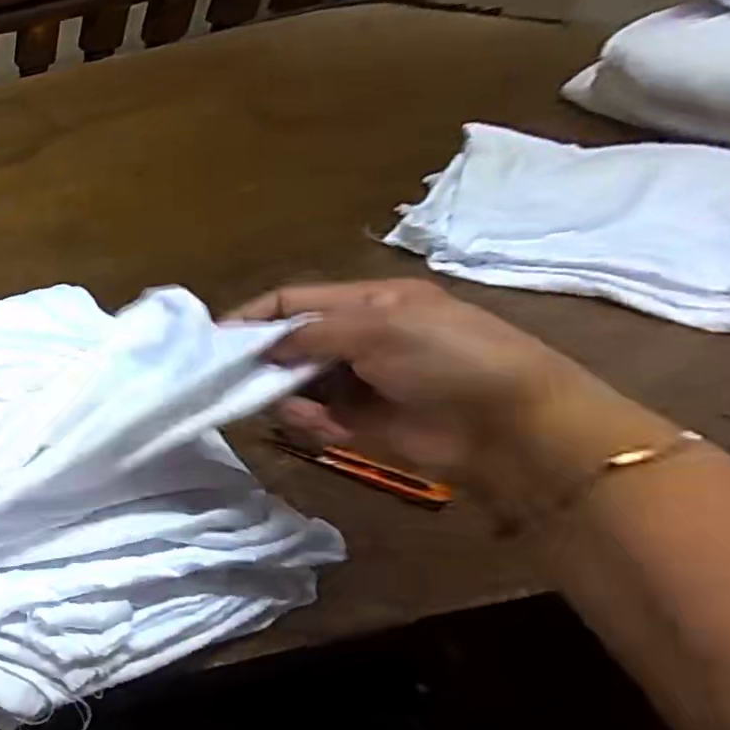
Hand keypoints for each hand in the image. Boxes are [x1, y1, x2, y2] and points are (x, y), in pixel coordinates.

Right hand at [229, 279, 659, 493]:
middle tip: (232, 378)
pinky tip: (320, 425)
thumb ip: (312, 333)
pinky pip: (316, 419)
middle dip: (263, 360)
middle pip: (289, 345)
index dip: (254, 316)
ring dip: (285, 395)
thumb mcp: (379, 328)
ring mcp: (359, 383)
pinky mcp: (362, 424)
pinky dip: (309, 422)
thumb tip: (262, 347)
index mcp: (368, 303)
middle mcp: (358, 339)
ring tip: (290, 405)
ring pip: (296, 385)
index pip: (294, 301)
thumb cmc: (449, 358)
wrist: (514, 428)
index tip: (215, 337)